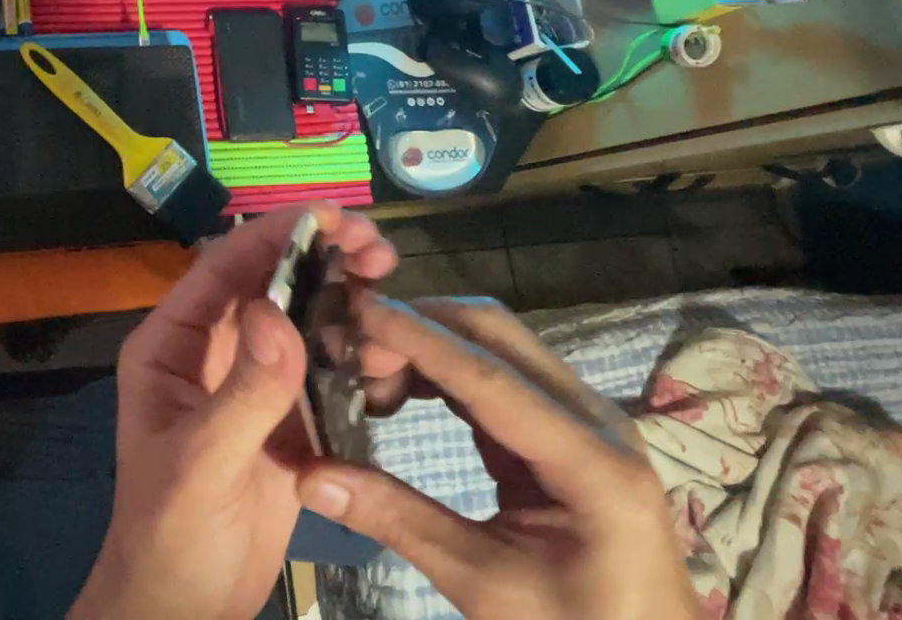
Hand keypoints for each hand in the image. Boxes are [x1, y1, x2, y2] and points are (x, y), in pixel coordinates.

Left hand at [69, 205, 396, 619]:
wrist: (186, 605)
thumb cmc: (170, 533)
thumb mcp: (200, 462)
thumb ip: (241, 392)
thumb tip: (276, 314)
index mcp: (172, 344)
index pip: (221, 269)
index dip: (272, 235)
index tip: (329, 215)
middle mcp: (211, 349)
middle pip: (266, 283)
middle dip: (318, 255)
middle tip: (376, 245)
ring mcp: (250, 379)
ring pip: (298, 318)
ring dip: (340, 295)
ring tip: (391, 281)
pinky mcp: (285, 414)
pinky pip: (320, 366)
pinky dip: (351, 347)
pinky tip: (386, 342)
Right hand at [298, 298, 696, 619]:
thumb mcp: (487, 589)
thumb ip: (399, 521)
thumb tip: (308, 476)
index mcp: (592, 463)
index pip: (489, 377)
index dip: (419, 339)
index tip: (357, 312)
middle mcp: (593, 420)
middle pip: (495, 335)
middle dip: (417, 326)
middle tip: (348, 349)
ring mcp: (580, 417)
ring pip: (492, 343)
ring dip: (425, 342)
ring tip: (363, 372)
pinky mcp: (559, 426)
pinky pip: (492, 372)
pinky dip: (439, 367)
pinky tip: (398, 389)